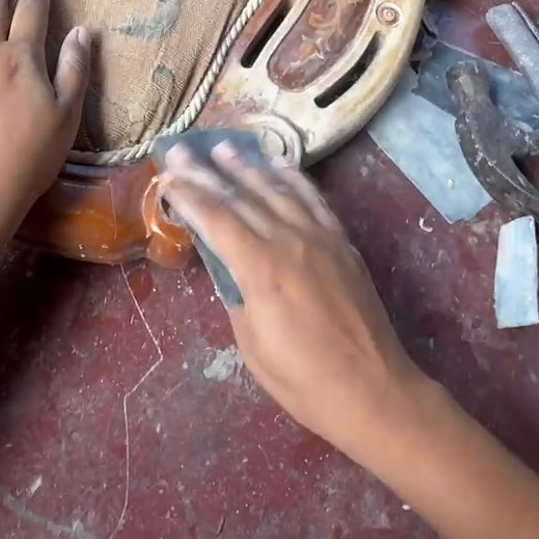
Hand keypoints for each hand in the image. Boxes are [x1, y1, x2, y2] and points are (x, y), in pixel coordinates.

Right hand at [158, 143, 427, 451]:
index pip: (215, 219)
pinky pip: (314, 200)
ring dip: (246, 166)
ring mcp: (318, 237)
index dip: (188, 196)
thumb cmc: (303, 379)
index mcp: (259, 268)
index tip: (167, 179)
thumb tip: (228, 268)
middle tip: (181, 150)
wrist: (371, 390)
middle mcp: (288, 241)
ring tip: (223, 148)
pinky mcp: (341, 242)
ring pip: (276, 190)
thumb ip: (237, 296)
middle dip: (206, 172)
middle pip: (240, 197)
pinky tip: (279, 164)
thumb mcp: (252, 345)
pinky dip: (293, 178)